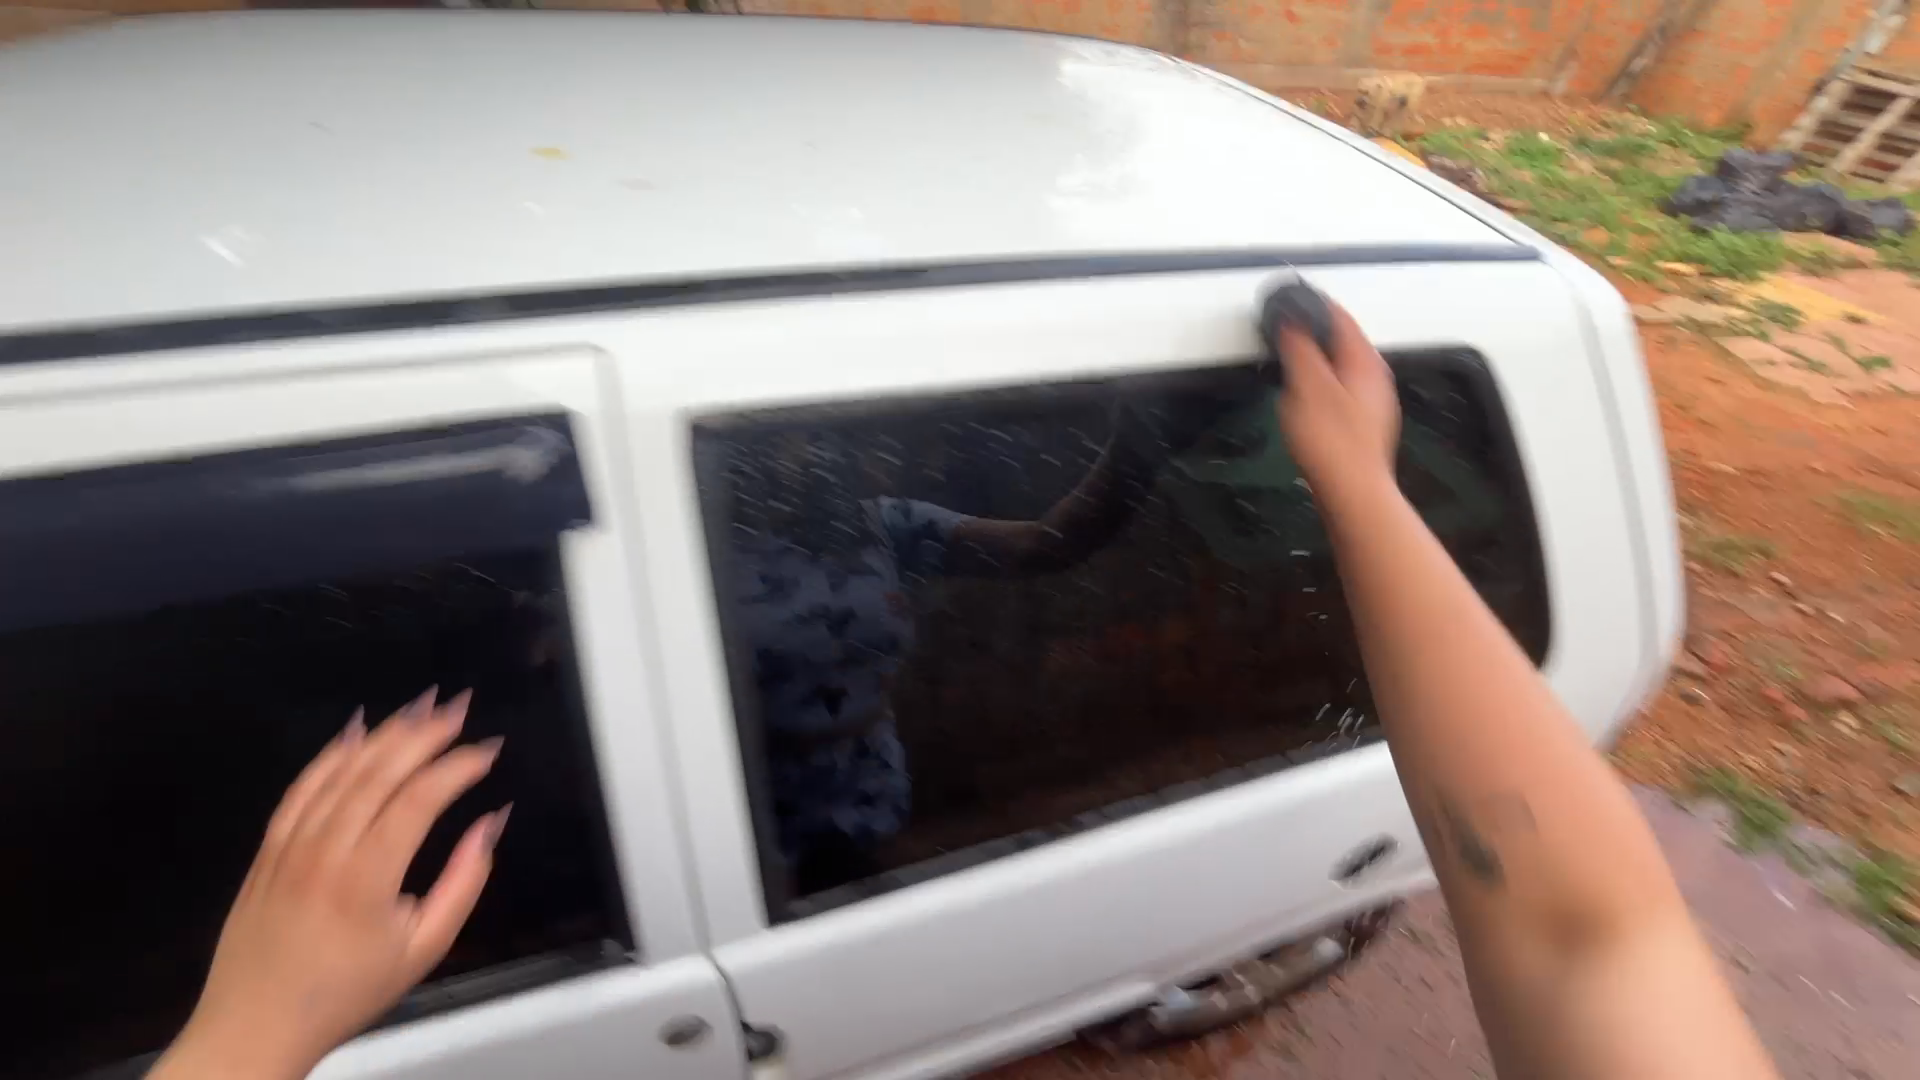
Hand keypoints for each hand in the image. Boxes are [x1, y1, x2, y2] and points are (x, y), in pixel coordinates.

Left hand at [152, 689, 508, 1079]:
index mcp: (366, 879)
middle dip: (425, 734)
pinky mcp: (267, 852)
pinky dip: (330, 754)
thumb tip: (493, 821)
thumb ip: (466, 880)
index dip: (459, 767)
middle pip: (378, 774)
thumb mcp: (426, 946)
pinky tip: (357, 729)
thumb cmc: (349, 990)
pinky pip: (300, 790)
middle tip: (462, 706)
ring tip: (423, 704)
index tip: (491, 750)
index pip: (419, 800)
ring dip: (385, 733)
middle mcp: (323, 853)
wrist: (250, 1033)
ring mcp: (288, 849)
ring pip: (339, 773)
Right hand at [1272, 296, 1399, 500]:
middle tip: (1289, 324)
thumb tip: (1292, 323)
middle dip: (1316, 330)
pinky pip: (1339, 389)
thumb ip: (1300, 351)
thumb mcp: (1308, 388)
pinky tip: (1305, 394)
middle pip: (1343, 341)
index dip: (1316, 305)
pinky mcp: (1360, 424)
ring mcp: (1370, 403)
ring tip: (1292, 354)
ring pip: (1341, 366)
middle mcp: (1373, 378)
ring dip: (1317, 357)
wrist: (1352, 490)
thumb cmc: (1331, 441)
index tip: (1294, 297)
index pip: (1340, 319)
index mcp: (1364, 363)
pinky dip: (1320, 381)